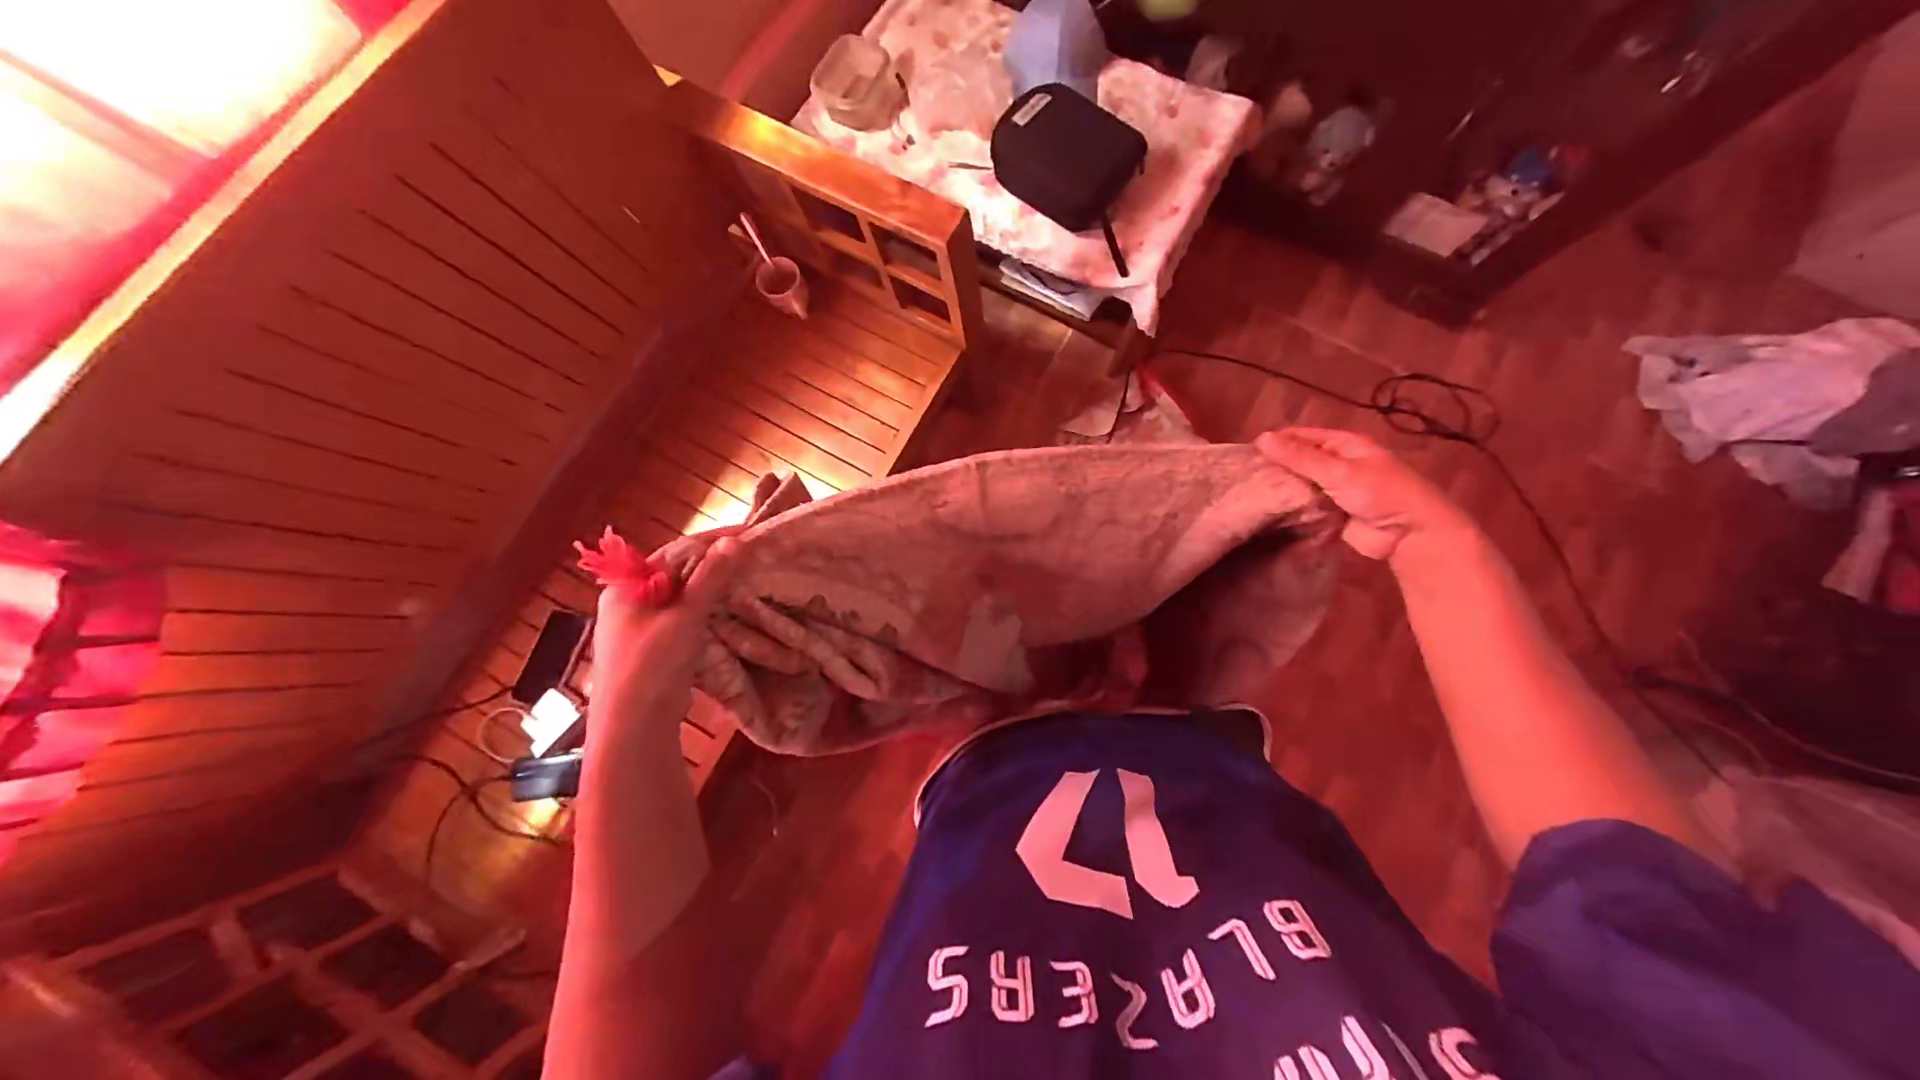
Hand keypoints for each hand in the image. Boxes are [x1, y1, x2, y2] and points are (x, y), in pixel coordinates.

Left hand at [590, 537, 740, 718]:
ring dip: (712, 589)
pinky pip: (682, 619)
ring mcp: (638, 628)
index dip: (711, 541)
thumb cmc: (653, 665)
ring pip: (682, 597)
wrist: (633, 728)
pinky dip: (705, 612)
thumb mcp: (686, 617)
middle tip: (751, 555)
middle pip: (677, 572)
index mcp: (626, 587)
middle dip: (714, 564)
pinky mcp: (651, 649)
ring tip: (746, 579)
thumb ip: (710, 578)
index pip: (674, 551)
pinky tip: (728, 612)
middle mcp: (628, 602)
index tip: (747, 533)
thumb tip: (735, 541)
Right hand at [1255, 428, 1474, 561]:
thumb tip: (1261, 438)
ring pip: (1299, 485)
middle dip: (1275, 467)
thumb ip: (1299, 457)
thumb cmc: (1379, 493)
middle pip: (1298, 460)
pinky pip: (1305, 506)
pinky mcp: (1330, 513)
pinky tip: (1265, 510)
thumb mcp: (1338, 470)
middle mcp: (1337, 463)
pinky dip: (1289, 508)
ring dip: (1280, 489)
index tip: (1245, 454)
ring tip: (1246, 493)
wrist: (1409, 534)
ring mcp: (1334, 489)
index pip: (1301, 436)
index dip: (1276, 442)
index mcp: (1344, 445)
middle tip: (1242, 476)